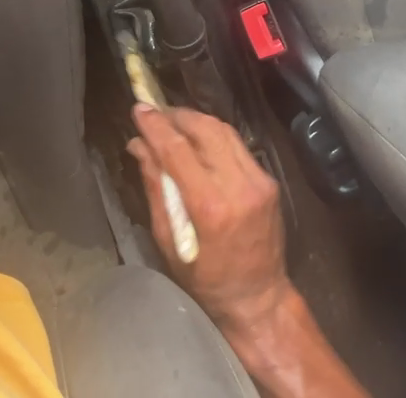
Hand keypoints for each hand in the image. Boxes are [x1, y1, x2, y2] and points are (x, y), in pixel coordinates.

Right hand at [129, 105, 370, 397]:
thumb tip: (139, 146)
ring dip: (195, 121)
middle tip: (154, 114)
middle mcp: (238, 186)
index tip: (138, 108)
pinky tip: (198, 140)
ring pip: (223, 130)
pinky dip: (214, 135)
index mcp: (210, 206)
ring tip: (172, 122)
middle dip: (176, 116)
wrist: (257, 297)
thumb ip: (156, 187)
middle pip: (205, 129)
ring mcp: (258, 181)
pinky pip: (237, 145)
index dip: (155, 126)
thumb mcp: (169, 239)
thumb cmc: (204, 278)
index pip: (178, 150)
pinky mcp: (268, 180)